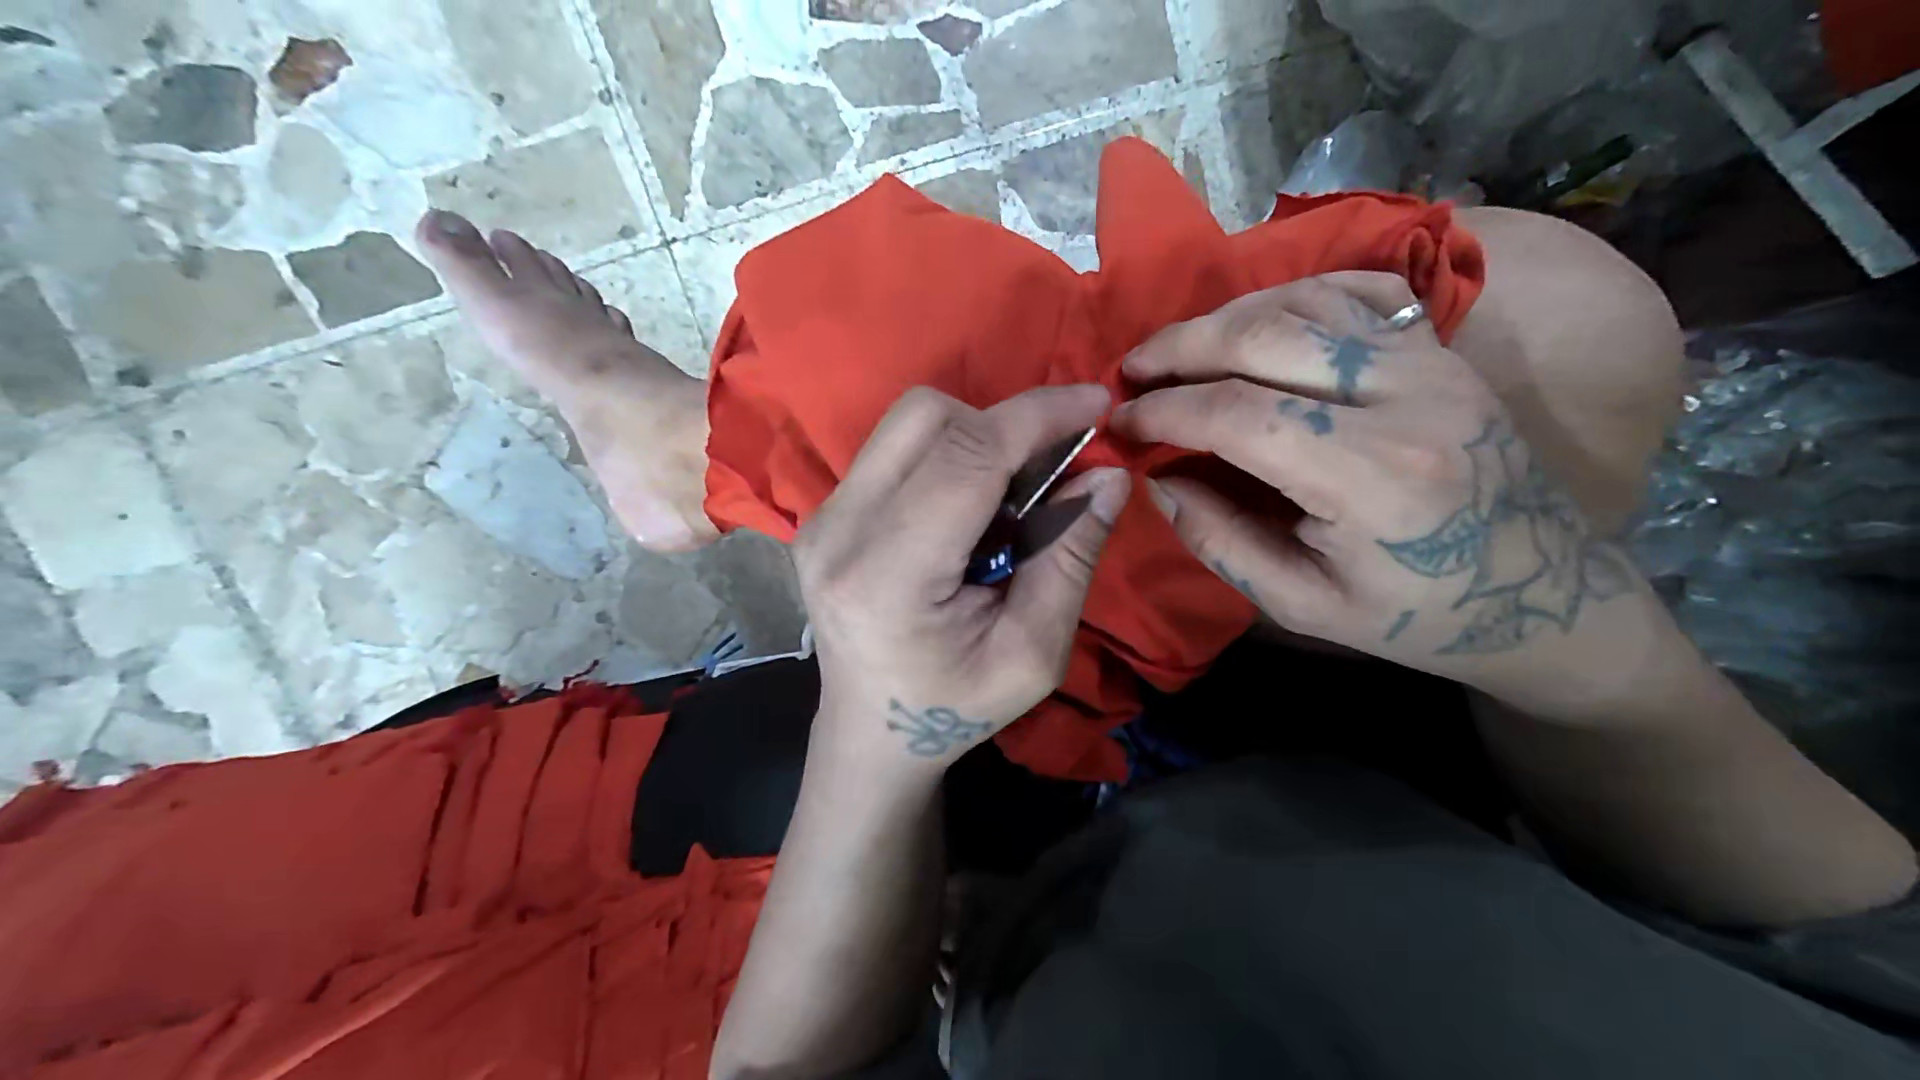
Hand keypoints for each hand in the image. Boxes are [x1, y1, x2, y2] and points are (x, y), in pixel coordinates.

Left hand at [794, 385, 1129, 781]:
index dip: (1037, 417)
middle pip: (926, 417)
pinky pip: (892, 449)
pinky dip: (944, 456)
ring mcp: (819, 519)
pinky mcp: (819, 514)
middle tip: (1045, 468)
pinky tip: (963, 509)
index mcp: (888, 578)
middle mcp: (839, 533)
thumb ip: (1069, 558)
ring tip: (1003, 496)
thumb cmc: (956, 706)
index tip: (1095, 404)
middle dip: (1001, 424)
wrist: (872, 730)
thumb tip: (1106, 474)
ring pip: (907, 423)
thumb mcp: (1034, 653)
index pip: (966, 459)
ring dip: (972, 437)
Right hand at [1111, 272, 1670, 719]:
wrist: (1542, 594)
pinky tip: (1253, 322)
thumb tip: (1157, 478)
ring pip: (1304, 302)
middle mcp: (1407, 398)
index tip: (1120, 424)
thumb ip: (1219, 540)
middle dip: (1181, 348)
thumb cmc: (1415, 615)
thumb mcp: (1301, 604)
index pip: (1239, 414)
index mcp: (1372, 477)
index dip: (1165, 412)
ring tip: (1177, 349)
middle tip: (1131, 370)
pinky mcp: (1439, 351)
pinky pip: (1355, 293)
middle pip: (1267, 337)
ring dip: (1224, 318)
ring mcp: (1431, 362)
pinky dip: (1289, 296)